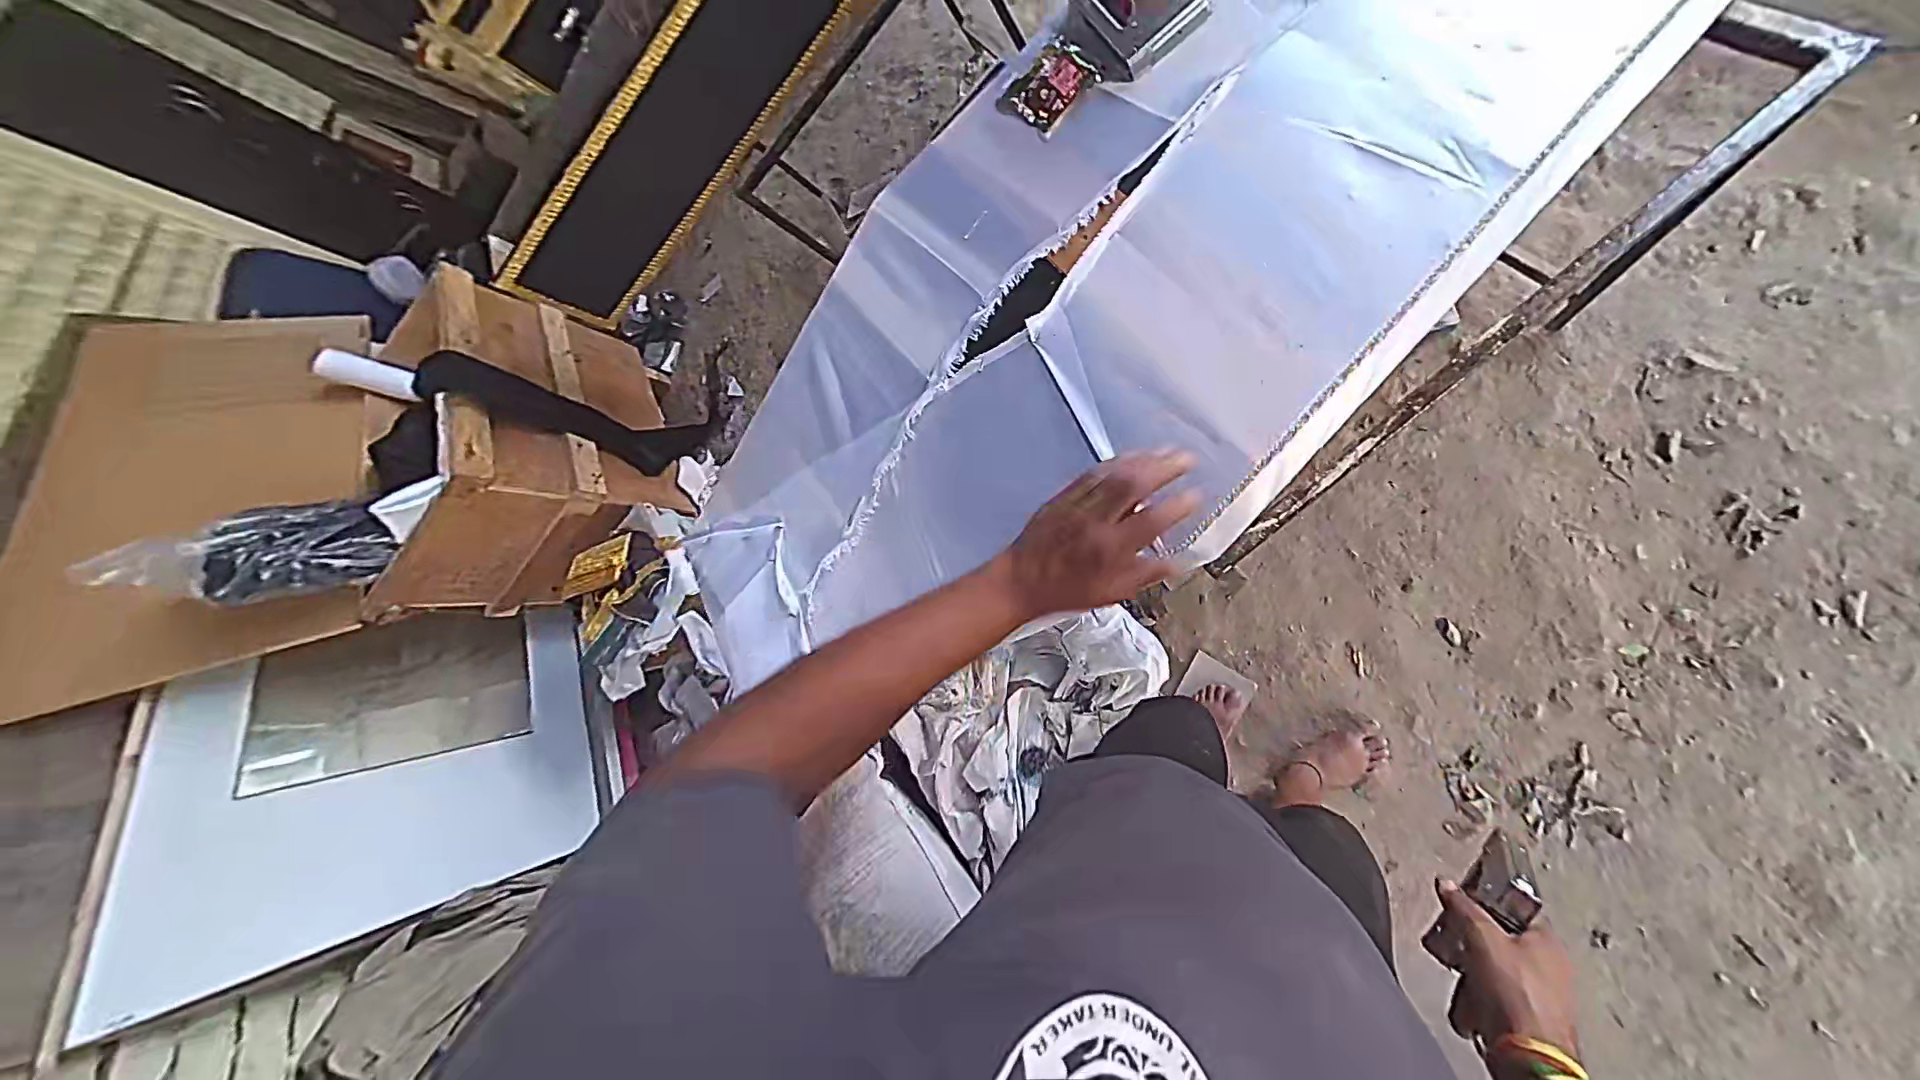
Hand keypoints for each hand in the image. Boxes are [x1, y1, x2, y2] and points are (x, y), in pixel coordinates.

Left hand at [989, 450, 1200, 621]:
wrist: (1020, 581)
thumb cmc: (1062, 590)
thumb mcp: (1110, 593)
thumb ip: (1144, 575)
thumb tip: (1174, 565)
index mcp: (1109, 550)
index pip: (1151, 521)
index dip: (1178, 506)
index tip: (1195, 497)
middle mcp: (1094, 523)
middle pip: (1134, 486)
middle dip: (1164, 468)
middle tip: (1185, 460)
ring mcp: (1077, 507)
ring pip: (1113, 474)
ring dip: (1142, 459)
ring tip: (1164, 452)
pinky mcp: (1063, 498)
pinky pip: (1092, 474)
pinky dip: (1114, 462)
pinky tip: (1128, 458)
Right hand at [1429, 878, 1581, 1064]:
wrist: (1524, 1053)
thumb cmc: (1514, 991)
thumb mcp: (1481, 935)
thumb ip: (1463, 906)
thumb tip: (1447, 884)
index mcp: (1548, 942)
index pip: (1511, 907)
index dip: (1483, 902)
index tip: (1460, 903)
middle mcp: (1549, 967)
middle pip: (1496, 939)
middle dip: (1469, 943)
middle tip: (1456, 943)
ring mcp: (1538, 994)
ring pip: (1490, 968)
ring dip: (1470, 972)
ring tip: (1461, 977)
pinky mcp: (1525, 1017)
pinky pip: (1492, 995)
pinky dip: (1477, 996)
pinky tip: (1470, 1001)